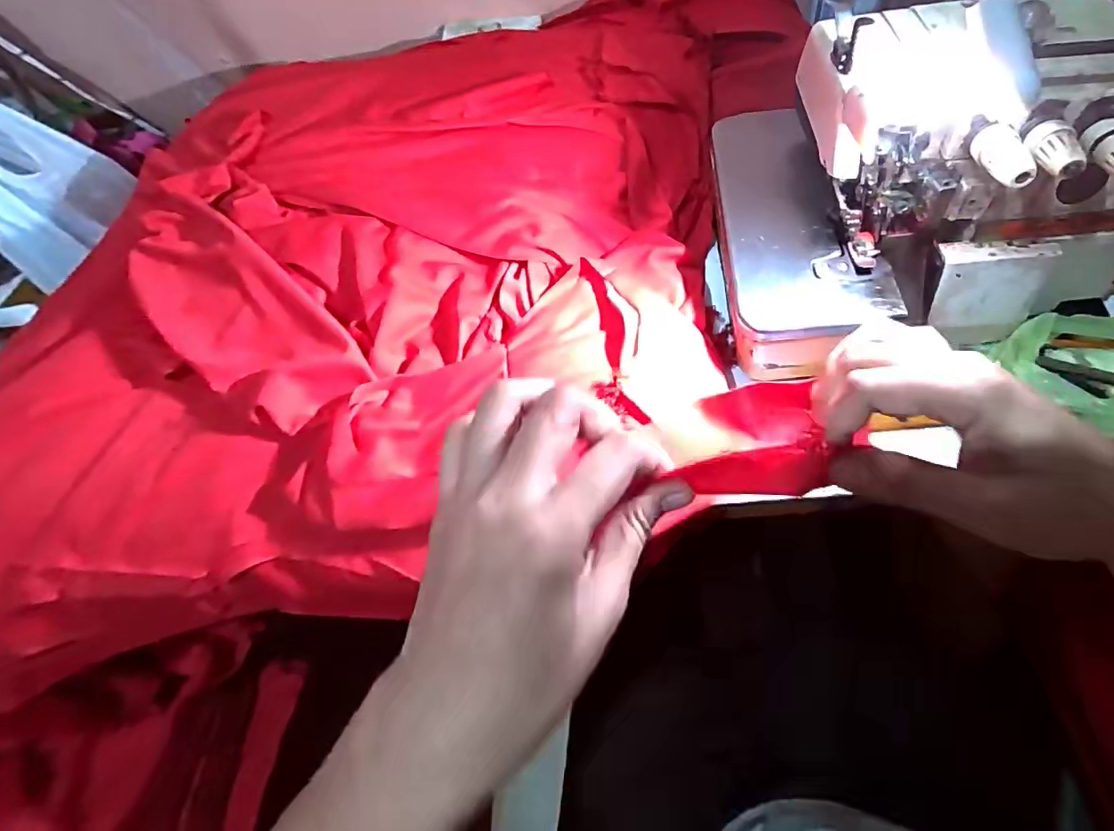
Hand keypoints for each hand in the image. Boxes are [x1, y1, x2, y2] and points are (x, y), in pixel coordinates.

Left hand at [298, 381, 692, 829]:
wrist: (441, 715)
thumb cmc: (531, 680)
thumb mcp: (600, 612)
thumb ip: (631, 534)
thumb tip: (672, 490)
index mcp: (552, 529)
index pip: (614, 453)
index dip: (650, 454)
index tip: (662, 477)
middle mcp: (505, 494)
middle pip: (557, 405)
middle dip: (602, 415)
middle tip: (616, 452)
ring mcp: (466, 491)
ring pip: (501, 399)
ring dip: (545, 399)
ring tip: (572, 430)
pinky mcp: (444, 500)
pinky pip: (465, 431)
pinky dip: (497, 421)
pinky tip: (522, 448)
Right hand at [814, 322, 1113, 564]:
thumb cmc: (1061, 509)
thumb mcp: (981, 507)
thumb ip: (904, 482)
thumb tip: (835, 468)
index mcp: (966, 389)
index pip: (875, 381)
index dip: (839, 414)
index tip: (830, 454)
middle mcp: (962, 362)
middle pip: (874, 346)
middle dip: (835, 385)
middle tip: (824, 432)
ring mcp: (968, 362)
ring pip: (888, 338)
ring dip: (851, 367)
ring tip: (836, 410)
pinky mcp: (971, 374)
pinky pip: (906, 350)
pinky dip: (874, 366)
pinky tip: (869, 398)